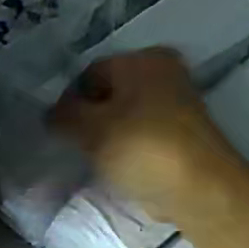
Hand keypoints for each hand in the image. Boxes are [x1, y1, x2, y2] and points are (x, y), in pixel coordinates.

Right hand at [48, 48, 248, 223]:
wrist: (197, 188)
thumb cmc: (141, 148)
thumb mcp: (91, 130)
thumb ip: (64, 116)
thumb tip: (51, 115)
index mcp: (143, 60)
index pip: (89, 73)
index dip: (68, 102)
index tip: (57, 133)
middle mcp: (163, 72)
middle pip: (107, 94)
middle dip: (86, 120)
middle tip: (72, 148)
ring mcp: (175, 104)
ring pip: (123, 116)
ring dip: (104, 137)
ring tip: (92, 161)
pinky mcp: (178, 134)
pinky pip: (139, 135)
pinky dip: (124, 149)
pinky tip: (115, 168)